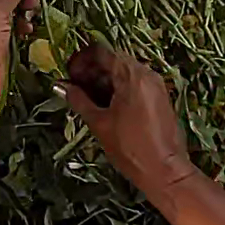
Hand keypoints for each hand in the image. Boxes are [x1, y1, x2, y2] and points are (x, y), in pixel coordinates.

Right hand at [57, 45, 197, 198]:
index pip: (101, 52)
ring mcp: (155, 84)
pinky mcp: (159, 97)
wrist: (164, 171)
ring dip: (103, 80)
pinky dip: (118, 88)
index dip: (81, 60)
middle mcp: (146, 73)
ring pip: (124, 72)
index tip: (69, 75)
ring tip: (87, 99)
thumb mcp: (99, 122)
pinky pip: (135, 83)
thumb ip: (78, 100)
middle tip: (74, 88)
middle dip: (91, 71)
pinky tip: (105, 105)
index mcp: (131, 74)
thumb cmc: (129, 147)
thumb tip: (60, 86)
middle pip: (113, 60)